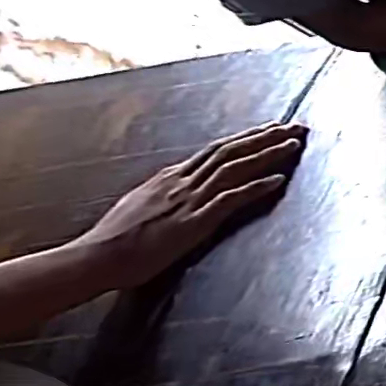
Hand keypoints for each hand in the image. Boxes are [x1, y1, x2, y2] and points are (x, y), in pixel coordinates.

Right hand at [71, 122, 305, 286]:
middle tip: (295, 125)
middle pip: (231, 150)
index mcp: (171, 177)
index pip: (217, 149)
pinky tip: (278, 180)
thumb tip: (183, 178)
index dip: (248, 137)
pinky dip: (256, 187)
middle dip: (265, 136)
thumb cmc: (114, 239)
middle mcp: (182, 182)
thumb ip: (166, 189)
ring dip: (268, 153)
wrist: (90, 260)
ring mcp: (188, 200)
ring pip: (235, 167)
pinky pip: (230, 199)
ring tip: (294, 143)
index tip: (272, 127)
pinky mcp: (193, 221)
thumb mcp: (142, 202)